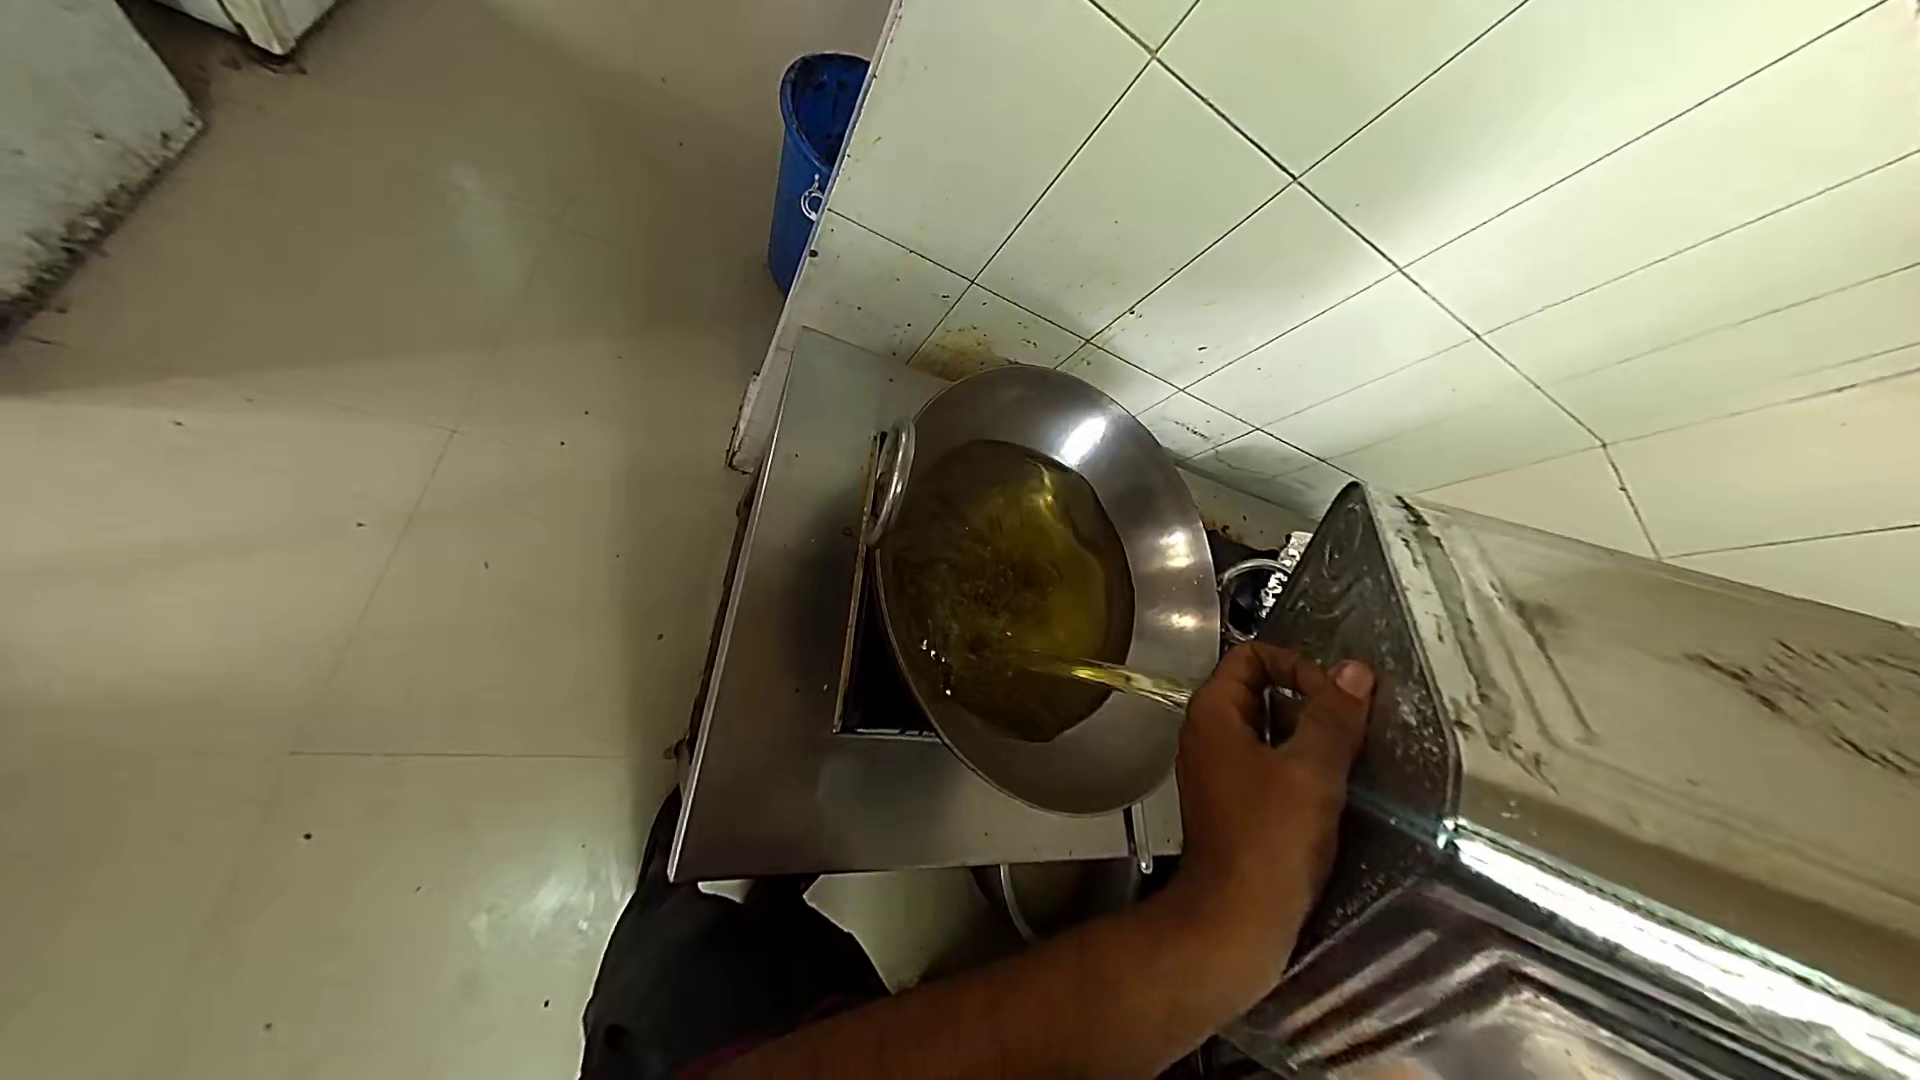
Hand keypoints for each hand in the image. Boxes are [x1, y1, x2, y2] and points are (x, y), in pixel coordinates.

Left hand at [1167, 642, 1372, 995]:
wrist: (1235, 914)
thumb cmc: (1269, 837)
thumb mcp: (1310, 771)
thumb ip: (1332, 717)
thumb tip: (1354, 669)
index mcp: (1212, 711)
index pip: (1249, 656)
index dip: (1295, 664)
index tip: (1335, 695)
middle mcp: (1205, 730)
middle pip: (1256, 687)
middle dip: (1305, 695)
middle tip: (1351, 721)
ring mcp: (1213, 764)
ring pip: (1262, 725)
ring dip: (1304, 730)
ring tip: (1348, 750)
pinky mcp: (1228, 796)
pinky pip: (1262, 758)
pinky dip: (1293, 758)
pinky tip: (1328, 783)